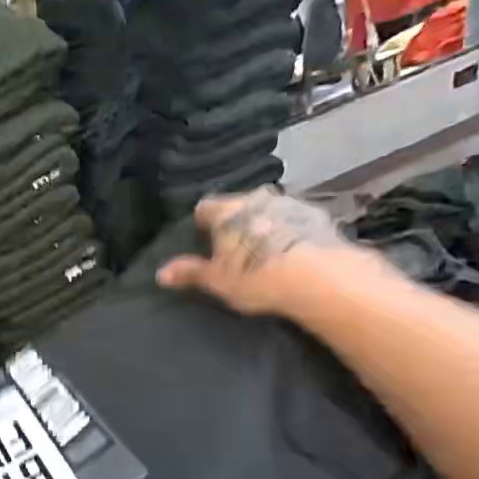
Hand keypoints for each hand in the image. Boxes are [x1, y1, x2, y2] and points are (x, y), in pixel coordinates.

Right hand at [155, 187, 367, 314]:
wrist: (318, 277)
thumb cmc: (256, 276)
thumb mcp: (216, 280)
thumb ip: (190, 272)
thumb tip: (161, 273)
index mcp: (227, 210)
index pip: (205, 208)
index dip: (201, 223)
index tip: (202, 240)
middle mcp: (257, 198)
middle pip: (239, 207)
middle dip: (234, 224)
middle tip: (232, 251)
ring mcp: (290, 203)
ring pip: (267, 212)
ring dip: (262, 226)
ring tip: (263, 254)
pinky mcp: (317, 215)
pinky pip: (293, 221)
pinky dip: (288, 233)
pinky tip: (290, 255)